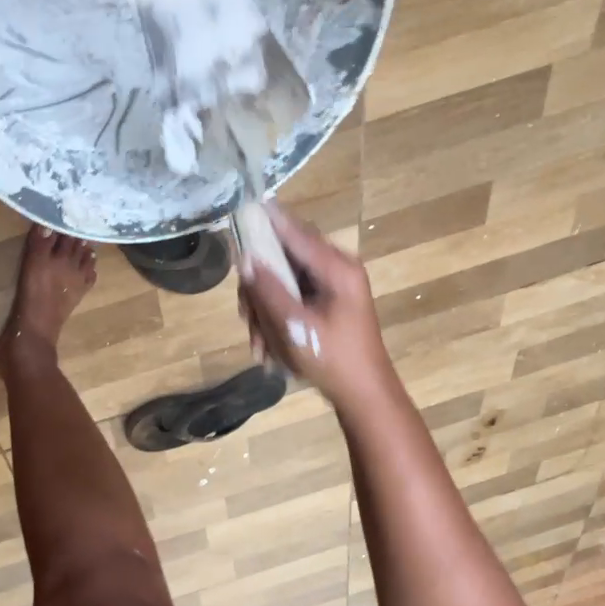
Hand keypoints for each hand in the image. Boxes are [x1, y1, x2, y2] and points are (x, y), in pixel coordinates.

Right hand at [237, 203, 395, 408]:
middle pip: (283, 258)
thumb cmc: (332, 359)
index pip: (295, 232)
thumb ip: (268, 291)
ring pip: (282, 281)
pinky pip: (290, 298)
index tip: (240, 210)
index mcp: (337, 268)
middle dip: (259, 290)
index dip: (267, 221)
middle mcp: (335, 269)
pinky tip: (269, 349)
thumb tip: (245, 258)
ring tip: (260, 345)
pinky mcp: (325, 302)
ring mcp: (331, 286)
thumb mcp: (295, 327)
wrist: (363, 394)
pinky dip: (276, 320)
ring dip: (264, 312)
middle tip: (247, 318)